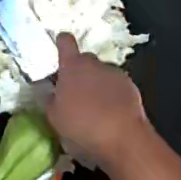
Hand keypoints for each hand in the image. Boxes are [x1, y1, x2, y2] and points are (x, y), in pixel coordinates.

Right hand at [46, 34, 153, 170]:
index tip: (60, 47)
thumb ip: (50, 99)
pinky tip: (110, 111)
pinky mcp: (130, 85)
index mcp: (72, 66)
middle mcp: (94, 63)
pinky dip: (112, 92)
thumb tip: (50, 92)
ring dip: (96, 82)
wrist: (122, 137)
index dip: (62, 42)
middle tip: (74, 91)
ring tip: (94, 105)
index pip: (65, 42)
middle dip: (79, 71)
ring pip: (101, 72)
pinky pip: (116, 84)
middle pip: (85, 59)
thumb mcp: (54, 117)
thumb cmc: (81, 125)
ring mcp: (114, 72)